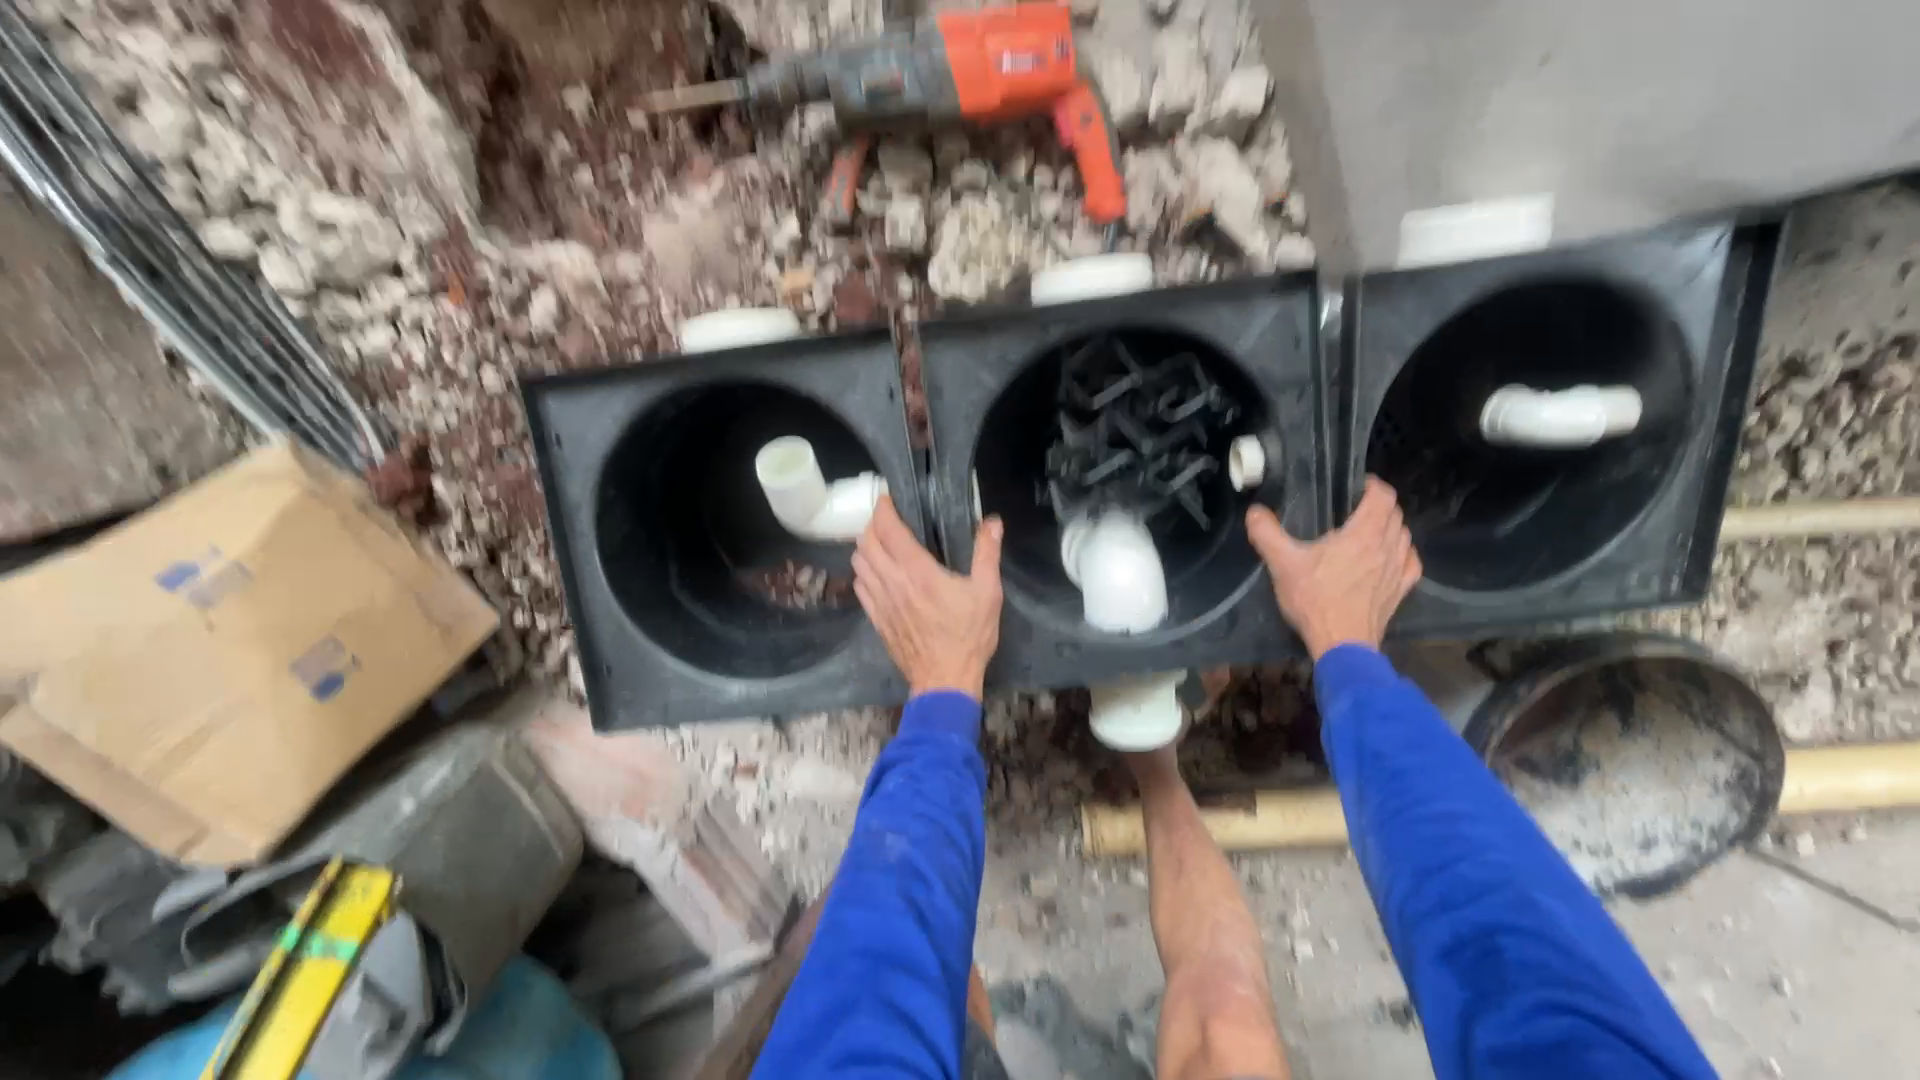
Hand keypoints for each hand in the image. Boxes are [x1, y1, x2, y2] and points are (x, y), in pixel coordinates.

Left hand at [852, 496, 1004, 699]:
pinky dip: (864, 572)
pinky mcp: (876, 619)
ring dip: (866, 548)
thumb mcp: (988, 592)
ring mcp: (880, 602)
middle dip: (873, 525)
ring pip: (858, 563)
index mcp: (917, 572)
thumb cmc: (969, 636)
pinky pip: (859, 586)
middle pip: (866, 543)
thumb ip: (987, 553)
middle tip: (888, 520)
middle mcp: (892, 582)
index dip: (883, 509)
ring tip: (881, 543)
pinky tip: (877, 573)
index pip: (888, 530)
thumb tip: (992, 521)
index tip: (888, 499)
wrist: (945, 680)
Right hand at [1245, 476, 1421, 659]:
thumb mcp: (1282, 564)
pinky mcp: (1401, 590)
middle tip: (1354, 508)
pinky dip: (1403, 552)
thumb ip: (1266, 534)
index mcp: (1363, 533)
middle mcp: (1387, 546)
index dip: (1373, 485)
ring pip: (1404, 535)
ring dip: (1390, 527)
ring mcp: (1398, 569)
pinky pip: (1411, 561)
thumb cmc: (1314, 600)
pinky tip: (1390, 557)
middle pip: (1395, 514)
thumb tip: (1254, 511)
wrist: (1341, 644)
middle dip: (1379, 505)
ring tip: (1369, 531)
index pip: (1383, 496)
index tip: (1356, 485)